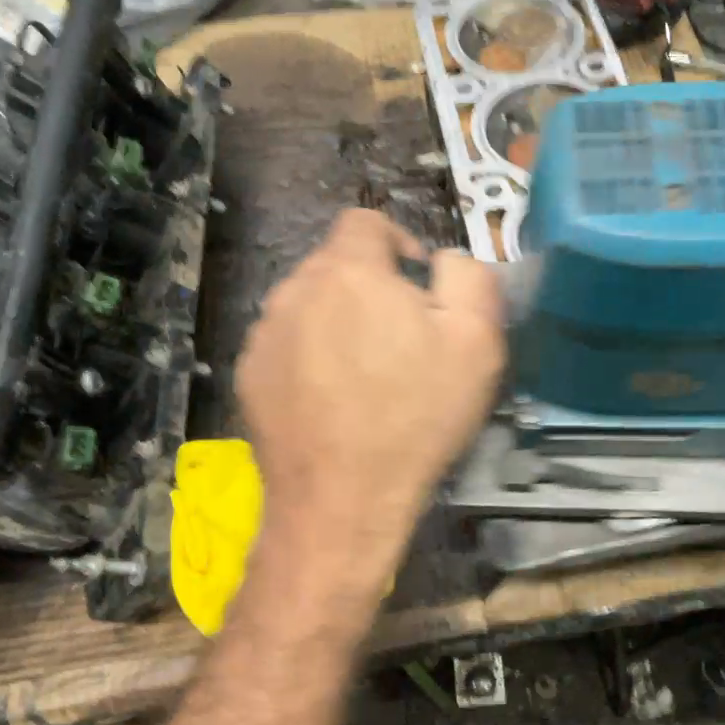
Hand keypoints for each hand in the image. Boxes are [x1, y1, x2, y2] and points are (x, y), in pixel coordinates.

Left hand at [235, 210, 504, 576]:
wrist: (340, 503)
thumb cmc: (415, 419)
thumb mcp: (476, 342)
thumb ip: (467, 277)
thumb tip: (442, 261)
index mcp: (349, 271)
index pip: (365, 221)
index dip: (398, 243)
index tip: (418, 287)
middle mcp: (295, 290)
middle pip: (336, 266)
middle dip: (370, 288)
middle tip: (400, 341)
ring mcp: (263, 335)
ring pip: (308, 305)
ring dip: (337, 323)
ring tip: (364, 376)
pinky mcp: (248, 376)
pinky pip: (285, 346)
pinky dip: (308, 358)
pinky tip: (330, 403)